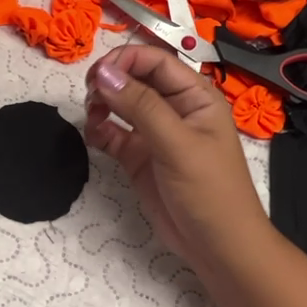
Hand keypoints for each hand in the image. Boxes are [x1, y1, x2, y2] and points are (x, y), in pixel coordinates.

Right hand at [85, 45, 268, 271]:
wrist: (217, 246)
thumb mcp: (178, 144)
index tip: (96, 76)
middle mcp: (174, 109)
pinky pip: (113, 134)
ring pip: (120, 105)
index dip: (125, 61)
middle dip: (110, 82)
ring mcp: (155, 134)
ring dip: (101, 104)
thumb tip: (104, 73)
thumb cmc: (210, 191)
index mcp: (195, 96)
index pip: (156, 62)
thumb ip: (141, 107)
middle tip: (90, 97)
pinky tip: (94, 137)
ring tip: (92, 117)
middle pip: (135, 79)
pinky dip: (99, 131)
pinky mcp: (139, 158)